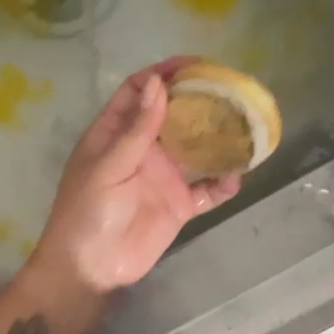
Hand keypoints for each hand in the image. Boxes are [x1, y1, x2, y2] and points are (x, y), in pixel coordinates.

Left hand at [28, 59, 241, 295]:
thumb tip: (158, 83)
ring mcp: (162, 177)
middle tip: (232, 88)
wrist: (89, 269)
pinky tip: (238, 175)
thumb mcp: (106, 167)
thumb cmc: (86, 214)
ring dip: (219, 137)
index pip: (139, 92)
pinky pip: (207, 189)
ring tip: (247, 124)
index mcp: (113, 135)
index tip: (195, 64)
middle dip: (200, 99)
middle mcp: (141, 150)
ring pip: (197, 148)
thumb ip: (135, 129)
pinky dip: (224, 182)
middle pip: (174, 114)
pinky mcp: (178, 206)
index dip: (163, 74)